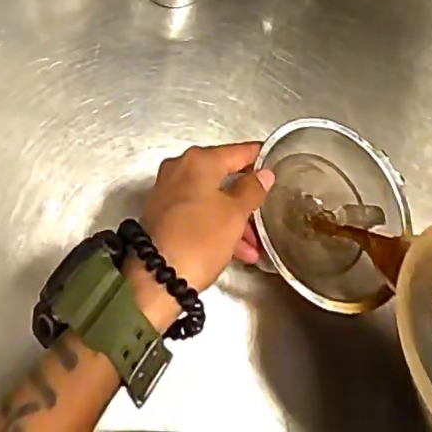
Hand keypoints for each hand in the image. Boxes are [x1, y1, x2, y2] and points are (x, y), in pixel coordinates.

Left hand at [126, 142, 273, 327]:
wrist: (154, 279)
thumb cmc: (200, 239)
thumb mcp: (234, 214)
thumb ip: (252, 190)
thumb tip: (264, 174)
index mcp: (199, 160)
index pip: (239, 151)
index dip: (260, 157)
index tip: (276, 164)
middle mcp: (181, 168)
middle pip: (223, 177)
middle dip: (247, 199)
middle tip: (266, 215)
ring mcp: (169, 191)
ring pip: (211, 198)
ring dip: (234, 218)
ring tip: (254, 246)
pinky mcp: (163, 214)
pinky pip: (197, 212)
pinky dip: (216, 225)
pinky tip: (236, 251)